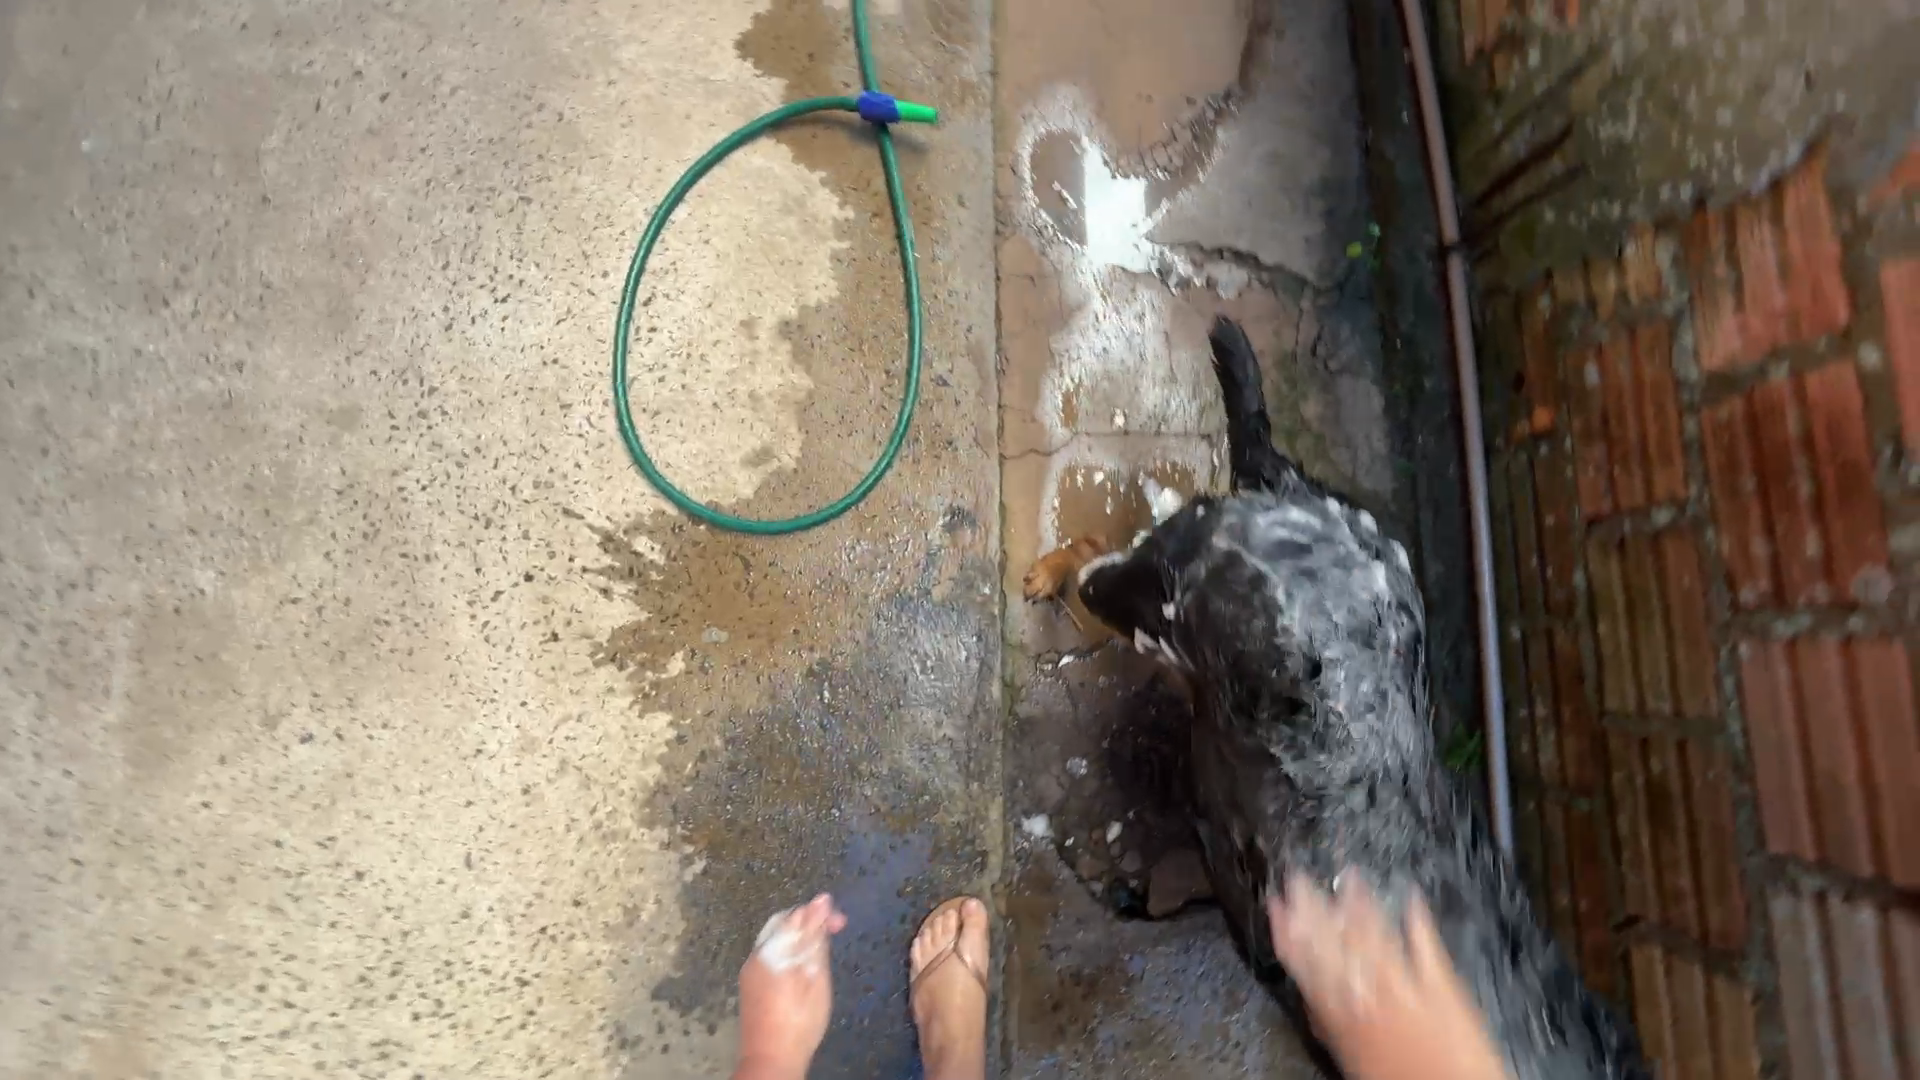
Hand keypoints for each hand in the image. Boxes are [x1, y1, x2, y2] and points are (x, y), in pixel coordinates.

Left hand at [734, 894, 846, 1079]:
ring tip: (819, 949)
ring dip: (798, 936)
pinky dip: (788, 951)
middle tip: (832, 932)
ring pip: (776, 938)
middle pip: (783, 923)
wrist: (770, 1062)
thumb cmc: (799, 1020)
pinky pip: (770, 954)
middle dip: (809, 922)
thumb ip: (816, 937)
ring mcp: (750, 970)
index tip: (841, 923)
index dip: (822, 913)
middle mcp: (757, 954)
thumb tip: (822, 900)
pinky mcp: (750, 985)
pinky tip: (800, 965)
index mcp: (772, 949)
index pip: (798, 915)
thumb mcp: (816, 977)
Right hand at [1266, 871, 1509, 1079]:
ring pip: (1374, 935)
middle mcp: (1367, 991)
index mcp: (1341, 1012)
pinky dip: (1417, 918)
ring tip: (1350, 875)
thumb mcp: (1350, 1058)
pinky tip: (1410, 896)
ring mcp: (1404, 985)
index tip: (1276, 903)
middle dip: (1312, 906)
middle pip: (1334, 941)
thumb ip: (1329, 1022)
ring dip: (1360, 902)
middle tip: (1298, 876)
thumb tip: (1309, 998)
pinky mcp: (1442, 986)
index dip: (1286, 931)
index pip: (1304, 962)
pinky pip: (1426, 945)